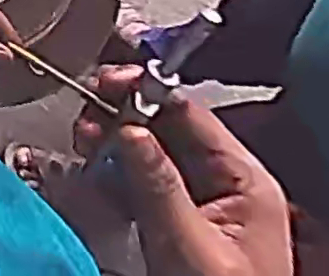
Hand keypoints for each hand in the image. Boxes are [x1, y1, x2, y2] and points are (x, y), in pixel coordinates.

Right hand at [73, 68, 291, 275]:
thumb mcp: (190, 245)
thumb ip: (158, 183)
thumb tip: (128, 127)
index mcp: (243, 180)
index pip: (189, 112)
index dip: (145, 90)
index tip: (106, 83)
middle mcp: (220, 180)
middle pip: (162, 122)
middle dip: (119, 112)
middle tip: (88, 111)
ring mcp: (194, 196)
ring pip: (143, 144)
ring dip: (109, 136)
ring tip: (85, 141)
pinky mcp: (170, 213)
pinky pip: (135, 172)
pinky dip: (109, 164)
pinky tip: (92, 165)